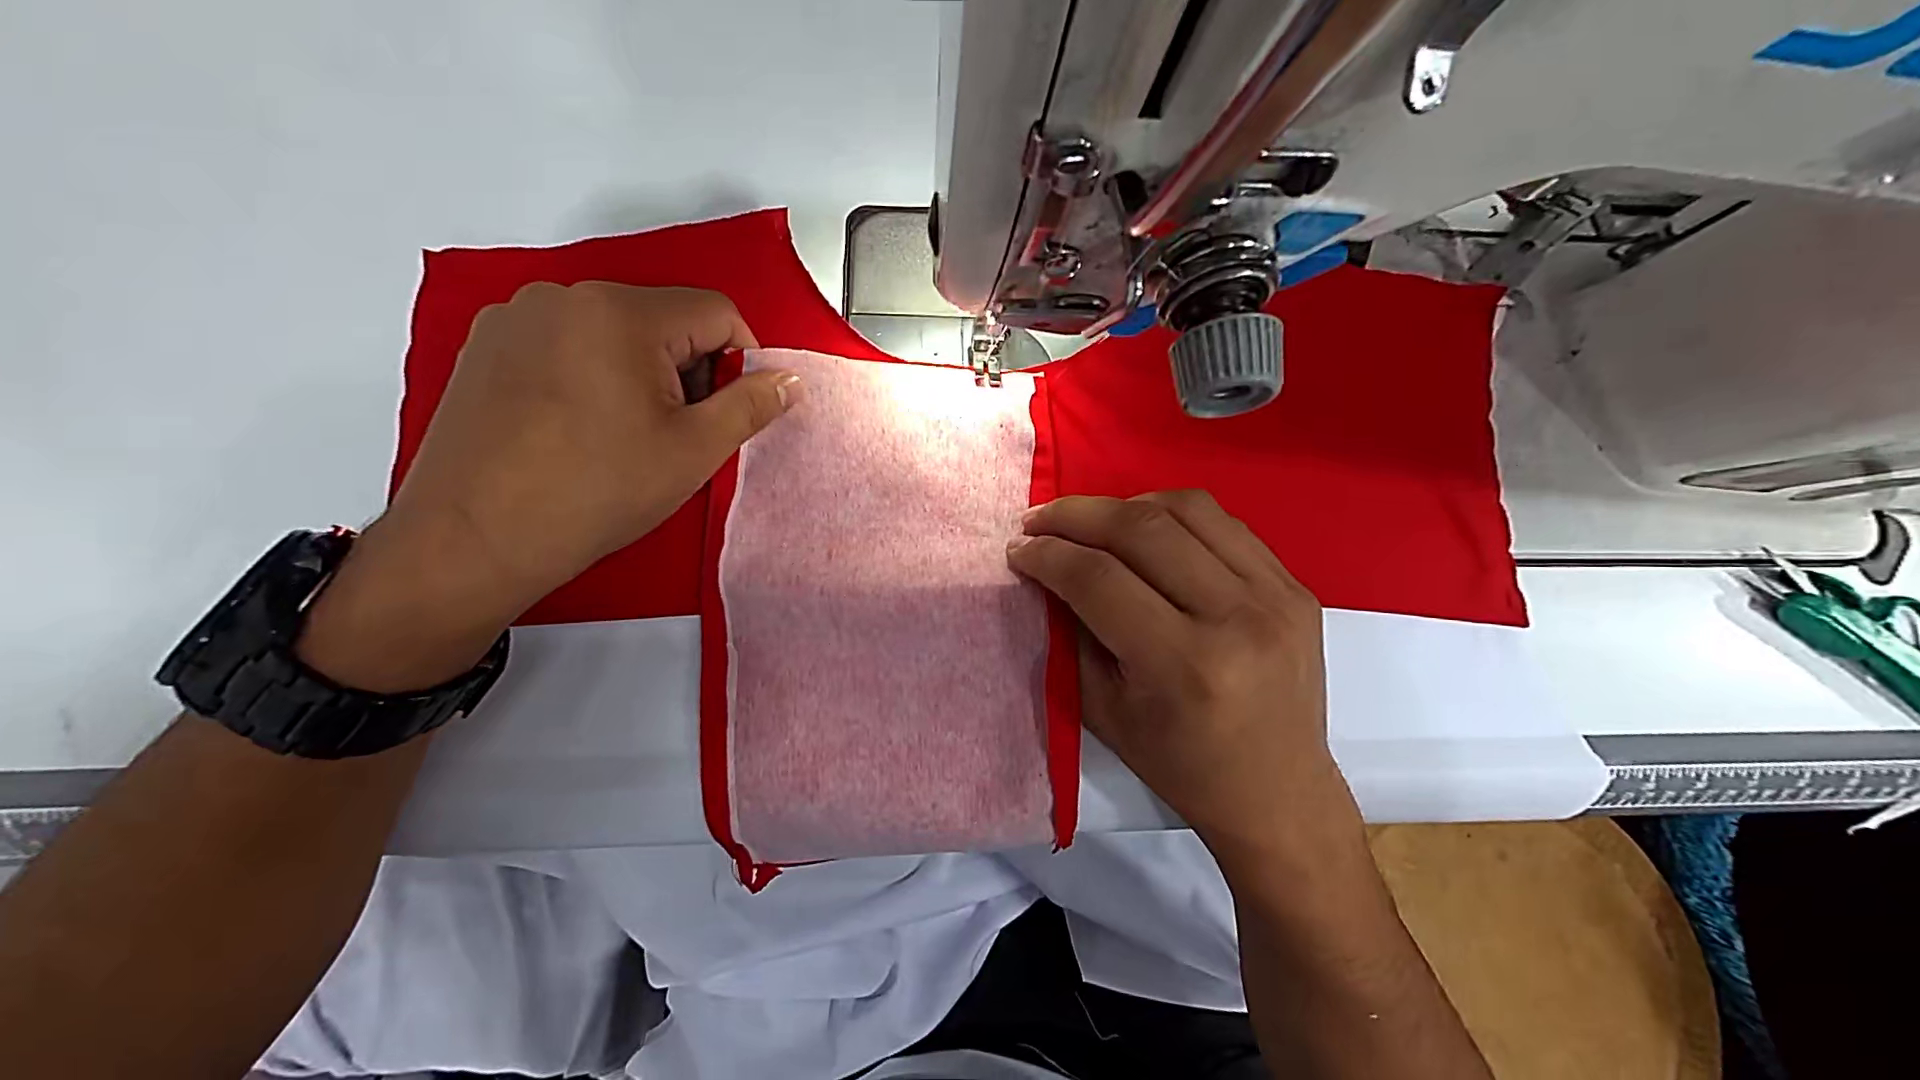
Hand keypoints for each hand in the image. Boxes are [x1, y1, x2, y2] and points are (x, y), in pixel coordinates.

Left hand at [297, 284, 797, 691]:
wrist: (474, 538)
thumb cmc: (592, 493)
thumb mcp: (694, 452)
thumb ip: (751, 406)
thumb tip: (788, 380)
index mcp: (620, 313)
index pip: (716, 312)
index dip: (742, 359)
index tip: (734, 409)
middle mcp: (564, 297)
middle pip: (664, 319)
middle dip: (690, 370)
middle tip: (681, 433)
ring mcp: (517, 319)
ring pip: (615, 332)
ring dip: (643, 374)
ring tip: (628, 437)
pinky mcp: (486, 346)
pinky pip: (567, 345)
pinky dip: (593, 375)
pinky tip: (582, 430)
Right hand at [1006, 491, 1353, 857]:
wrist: (1277, 791)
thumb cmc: (1180, 765)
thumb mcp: (1103, 711)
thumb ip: (1073, 633)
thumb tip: (1049, 570)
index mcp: (1183, 665)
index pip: (1099, 580)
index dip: (1048, 555)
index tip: (1018, 549)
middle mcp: (1235, 619)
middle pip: (1140, 530)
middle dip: (1075, 515)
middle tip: (1039, 520)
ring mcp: (1275, 595)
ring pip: (1187, 509)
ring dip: (1124, 505)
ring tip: (1091, 522)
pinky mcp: (1294, 586)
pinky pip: (1224, 523)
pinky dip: (1173, 516)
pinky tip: (1146, 531)